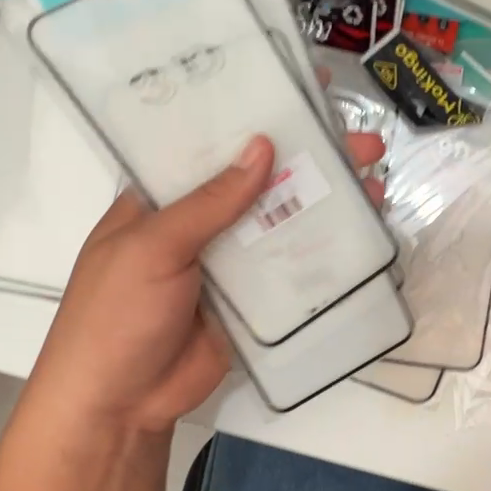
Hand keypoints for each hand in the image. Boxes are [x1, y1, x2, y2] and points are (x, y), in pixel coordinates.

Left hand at [29, 129, 386, 433]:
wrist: (119, 405)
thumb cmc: (114, 315)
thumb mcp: (152, 248)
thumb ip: (209, 203)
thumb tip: (263, 146)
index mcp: (162, 198)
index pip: (211, 141)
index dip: (253, 112)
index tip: (300, 85)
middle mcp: (201, 221)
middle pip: (263, 178)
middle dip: (311, 156)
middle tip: (363, 143)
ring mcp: (231, 260)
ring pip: (286, 219)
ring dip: (328, 198)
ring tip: (376, 181)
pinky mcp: (255, 297)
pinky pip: (294, 265)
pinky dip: (327, 247)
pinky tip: (363, 230)